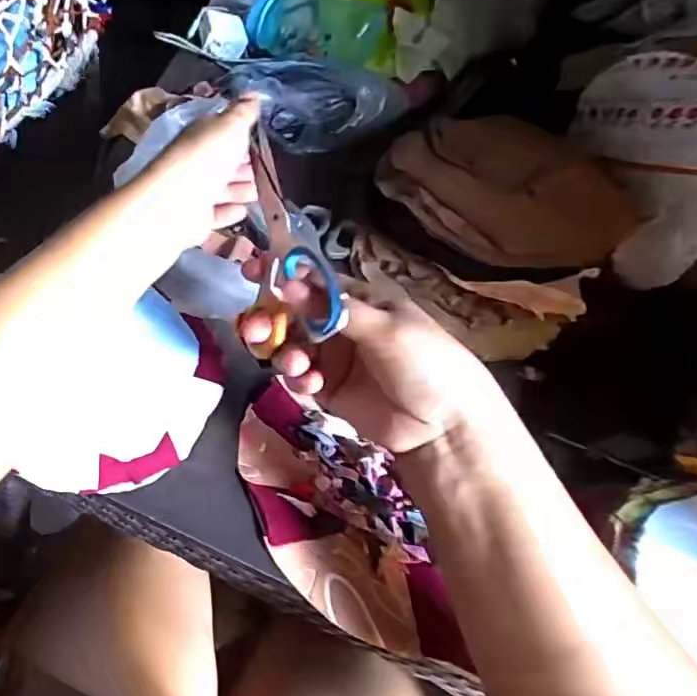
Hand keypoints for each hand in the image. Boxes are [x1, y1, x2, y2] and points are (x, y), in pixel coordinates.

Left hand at [125, 95, 260, 250]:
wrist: (174, 205)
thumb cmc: (203, 160)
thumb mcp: (228, 127)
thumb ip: (242, 113)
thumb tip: (252, 94)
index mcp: (199, 137)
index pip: (220, 133)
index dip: (241, 136)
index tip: (261, 141)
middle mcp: (193, 163)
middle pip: (221, 164)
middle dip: (243, 166)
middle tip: (264, 169)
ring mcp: (192, 193)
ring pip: (220, 190)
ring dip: (239, 189)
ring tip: (258, 191)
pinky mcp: (194, 221)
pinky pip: (215, 214)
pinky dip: (229, 212)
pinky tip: (242, 211)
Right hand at [239, 274, 501, 453]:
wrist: (445, 425)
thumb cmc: (426, 362)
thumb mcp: (385, 328)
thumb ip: (333, 309)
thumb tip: (288, 283)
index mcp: (357, 300)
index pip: (312, 280)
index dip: (281, 275)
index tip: (251, 270)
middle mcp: (339, 325)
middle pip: (291, 314)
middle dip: (269, 318)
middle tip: (253, 329)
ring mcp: (332, 357)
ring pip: (289, 345)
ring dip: (282, 351)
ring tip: (294, 363)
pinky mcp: (326, 389)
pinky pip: (298, 377)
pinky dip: (298, 378)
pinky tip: (311, 385)